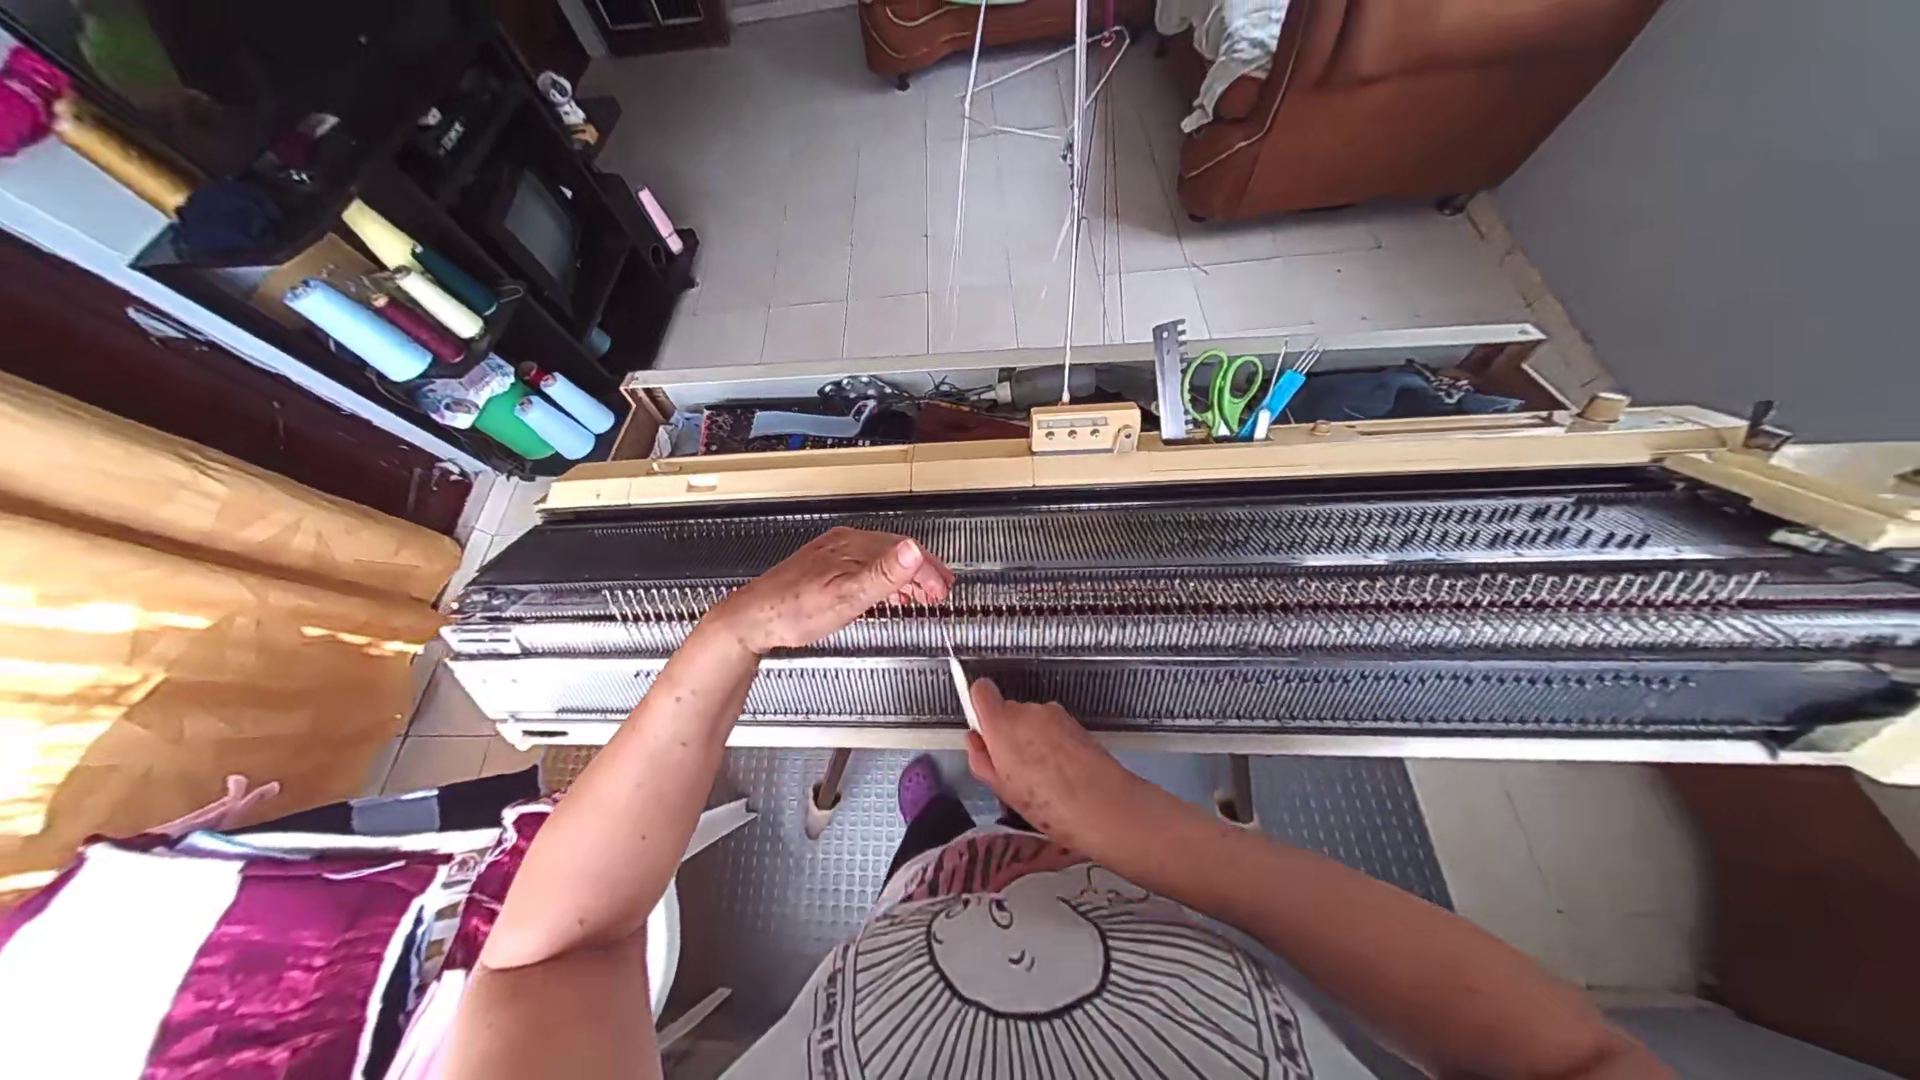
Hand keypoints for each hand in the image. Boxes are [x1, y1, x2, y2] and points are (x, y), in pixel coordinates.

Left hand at [703, 526, 953, 654]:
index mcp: (853, 547)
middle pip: (896, 552)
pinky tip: (882, 592)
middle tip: (940, 590)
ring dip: (905, 576)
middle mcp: (844, 545)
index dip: (929, 571)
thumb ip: (884, 575)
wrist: (751, 620)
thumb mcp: (846, 597)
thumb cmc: (792, 612)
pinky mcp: (824, 568)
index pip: (905, 551)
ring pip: (880, 559)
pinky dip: (883, 579)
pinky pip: (864, 567)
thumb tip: (914, 551)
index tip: (941, 590)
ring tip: (920, 593)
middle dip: (922, 571)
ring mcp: (833, 555)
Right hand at [964, 678, 1146, 848]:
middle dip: (1007, 732)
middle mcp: (1026, 710)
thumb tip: (975, 739)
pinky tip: (1060, 769)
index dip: (979, 705)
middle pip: (1007, 710)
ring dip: (1030, 738)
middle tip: (1015, 767)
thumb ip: (981, 759)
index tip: (984, 729)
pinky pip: (1051, 725)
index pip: (981, 690)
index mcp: (1002, 724)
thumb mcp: (1001, 789)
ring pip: (1030, 719)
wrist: (1103, 804)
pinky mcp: (1073, 720)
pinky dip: (1050, 740)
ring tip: (1042, 773)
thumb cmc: (1046, 803)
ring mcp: (1052, 713)